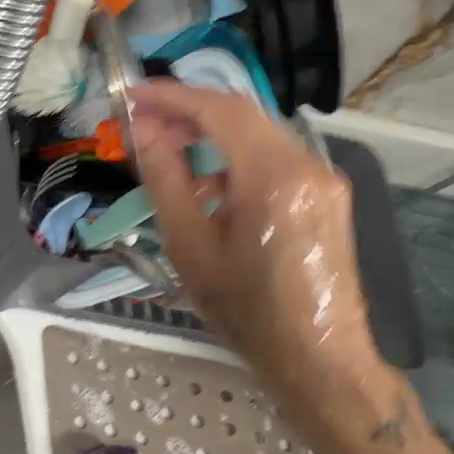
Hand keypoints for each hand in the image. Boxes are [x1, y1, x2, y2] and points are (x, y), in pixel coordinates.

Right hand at [129, 82, 390, 431]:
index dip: (170, 95)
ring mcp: (322, 180)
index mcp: (274, 176)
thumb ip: (165, 177)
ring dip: (208, 131)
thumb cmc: (245, 307)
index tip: (129, 95)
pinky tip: (202, 179)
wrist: (318, 358)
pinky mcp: (324, 196)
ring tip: (163, 148)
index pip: (219, 110)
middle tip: (138, 121)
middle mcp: (307, 166)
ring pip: (256, 132)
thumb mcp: (189, 243)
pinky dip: (232, 154)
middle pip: (241, 113)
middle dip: (186, 109)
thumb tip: (143, 129)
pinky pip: (272, 156)